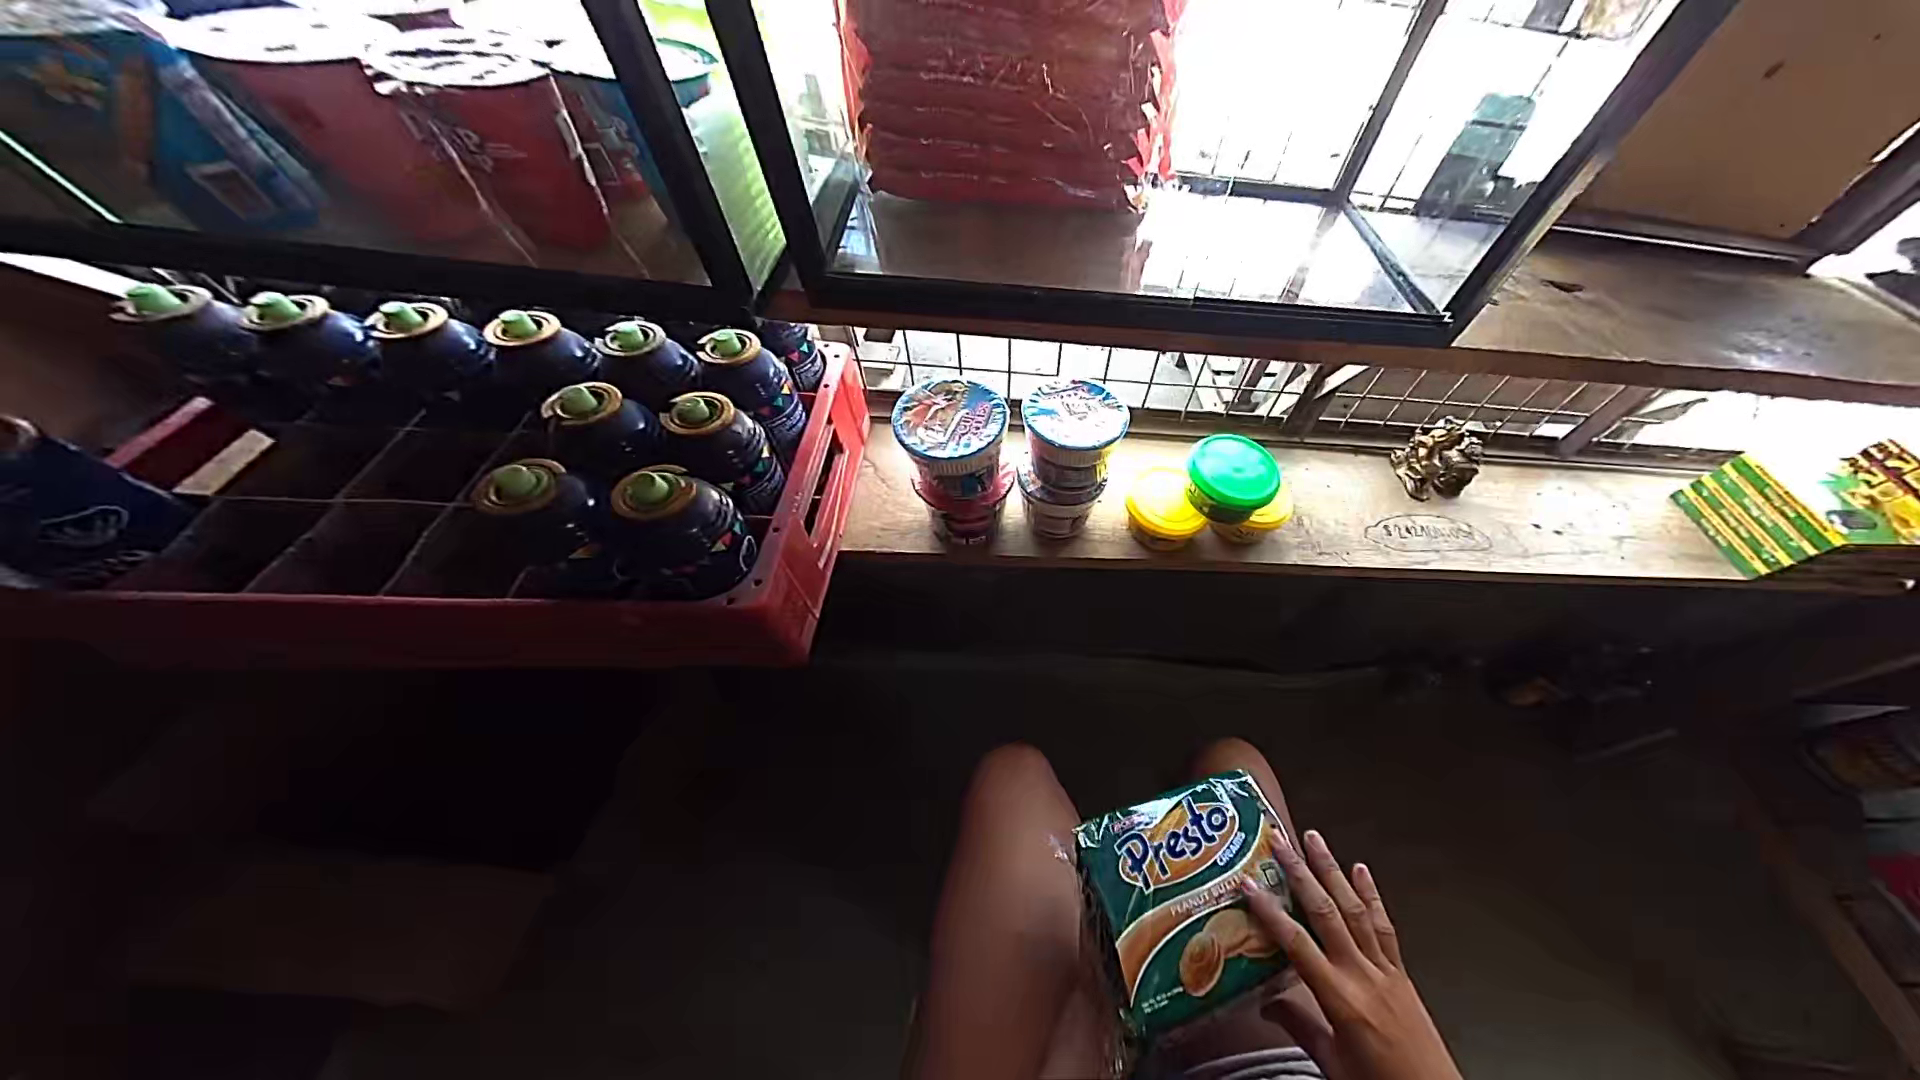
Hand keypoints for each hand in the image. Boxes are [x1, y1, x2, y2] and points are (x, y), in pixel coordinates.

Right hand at [1242, 830, 1463, 1079]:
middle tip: (1281, 842)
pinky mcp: (1401, 973)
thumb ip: (1298, 1025)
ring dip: (1332, 870)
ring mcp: (1384, 971)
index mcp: (1340, 999)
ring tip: (1315, 840)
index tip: (1247, 883)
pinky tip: (1361, 870)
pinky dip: (1371, 895)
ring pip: (1354, 909)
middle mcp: (1362, 976)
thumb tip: (1266, 1002)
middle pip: (1325, 913)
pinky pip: (1384, 927)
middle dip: (1300, 873)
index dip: (1268, 911)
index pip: (1295, 943)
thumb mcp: (1331, 1063)